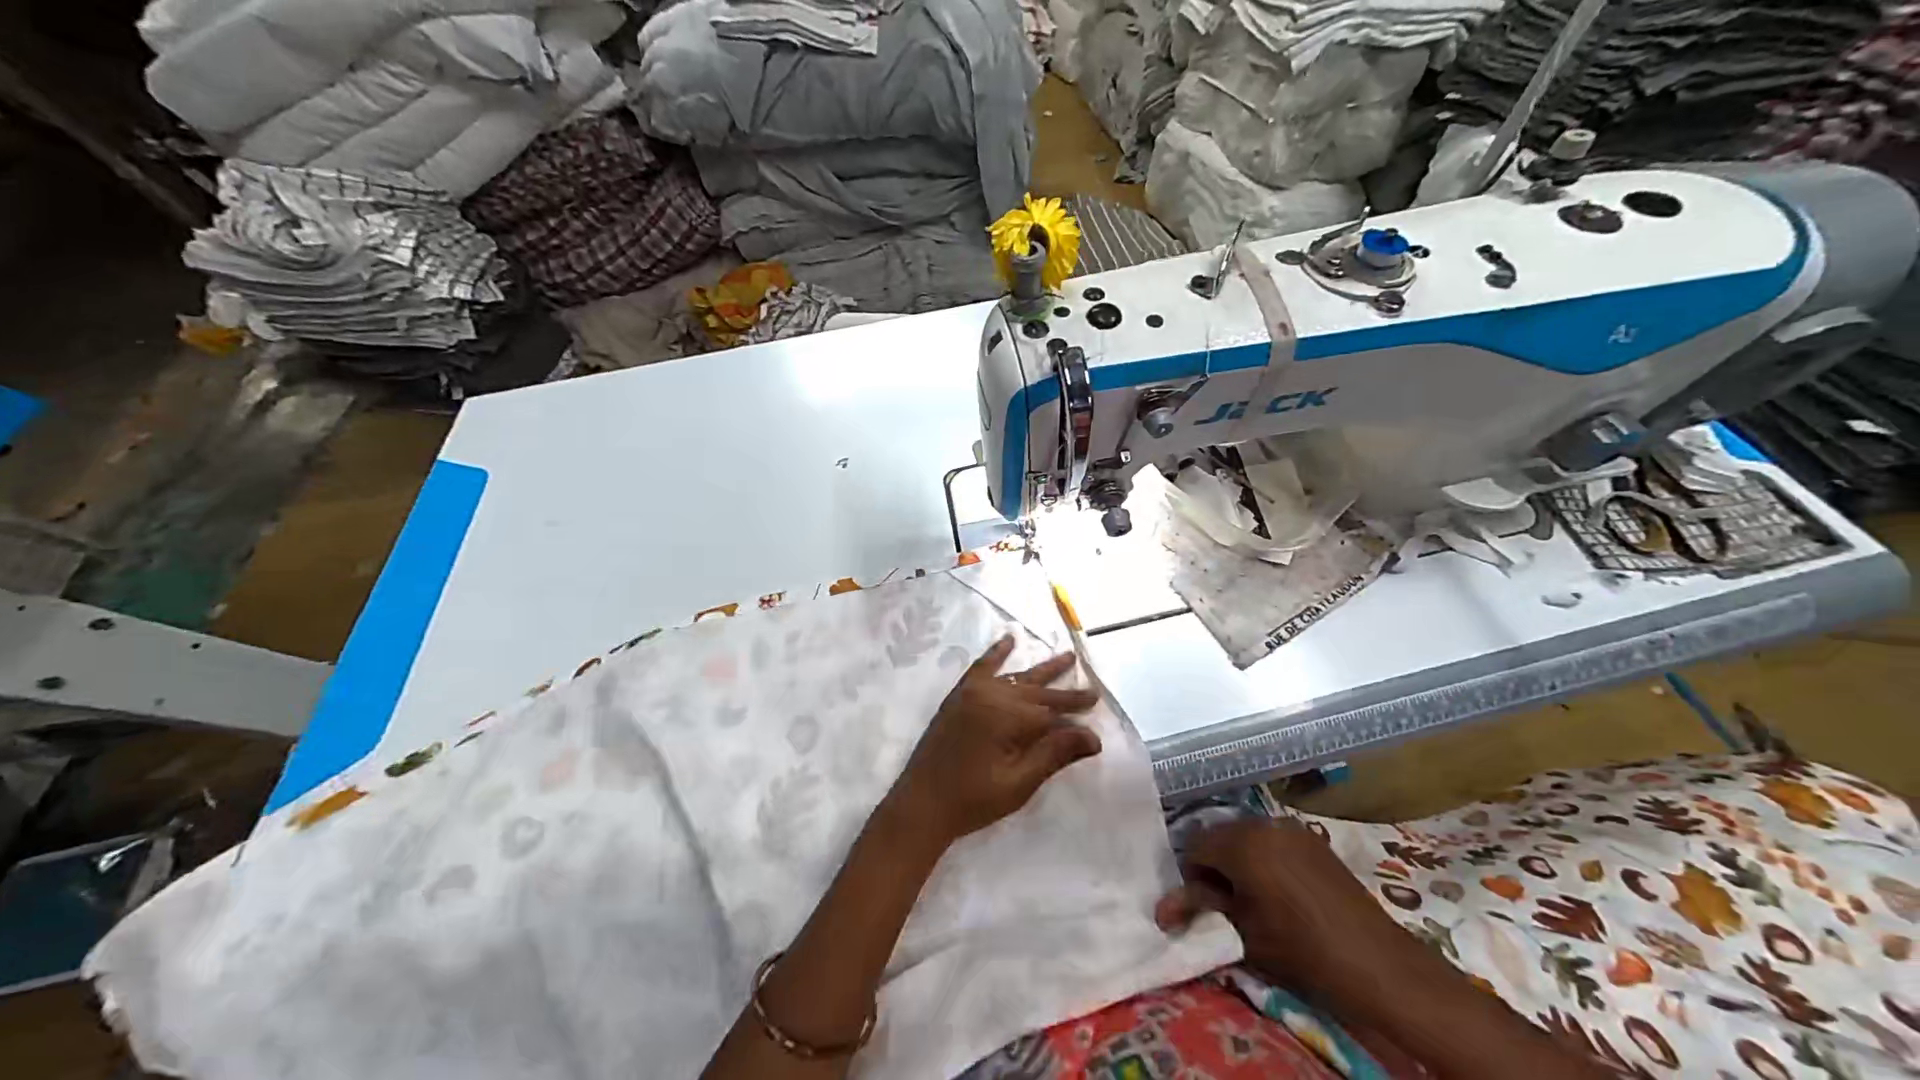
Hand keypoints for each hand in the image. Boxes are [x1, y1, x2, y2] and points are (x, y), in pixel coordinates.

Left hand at [886, 635, 1102, 847]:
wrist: (921, 804)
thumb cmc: (973, 800)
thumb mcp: (1019, 783)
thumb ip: (1054, 755)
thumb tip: (1093, 737)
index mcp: (1006, 717)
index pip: (1051, 714)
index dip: (1074, 720)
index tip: (1096, 724)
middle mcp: (991, 696)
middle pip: (1036, 692)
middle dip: (1065, 694)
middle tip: (1092, 693)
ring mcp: (972, 693)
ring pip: (1015, 677)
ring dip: (1042, 670)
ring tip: (1067, 658)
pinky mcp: (958, 697)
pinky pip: (981, 668)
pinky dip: (996, 654)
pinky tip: (1008, 641)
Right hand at [1155, 817, 1420, 1003]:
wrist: (1375, 961)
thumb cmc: (1301, 949)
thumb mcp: (1242, 931)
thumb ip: (1201, 907)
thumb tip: (1160, 910)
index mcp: (1242, 842)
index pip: (1194, 846)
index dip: (1191, 876)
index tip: (1201, 905)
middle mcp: (1264, 824)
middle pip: (1220, 836)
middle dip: (1214, 865)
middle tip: (1222, 902)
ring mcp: (1292, 828)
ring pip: (1246, 836)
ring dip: (1239, 860)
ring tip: (1250, 897)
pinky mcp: (1313, 840)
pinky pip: (1272, 840)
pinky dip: (1264, 858)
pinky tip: (1276, 890)